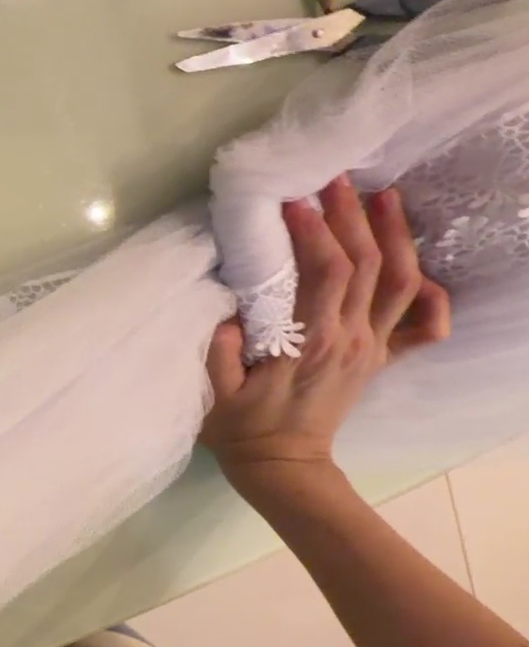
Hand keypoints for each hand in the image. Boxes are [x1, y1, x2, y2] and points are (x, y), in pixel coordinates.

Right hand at [201, 176, 451, 498]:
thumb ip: (223, 350)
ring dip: (395, 235)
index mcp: (313, 343)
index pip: (326, 273)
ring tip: (384, 198)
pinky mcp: (378, 357)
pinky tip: (417, 267)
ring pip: (402, 281)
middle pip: (369, 266)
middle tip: (338, 182)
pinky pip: (422, 320)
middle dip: (353, 218)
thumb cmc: (239, 428)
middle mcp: (353, 338)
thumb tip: (231, 313)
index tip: (294, 203)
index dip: (315, 232)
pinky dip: (431, 291)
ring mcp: (372, 347)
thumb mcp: (215, 391)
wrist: (282, 465)